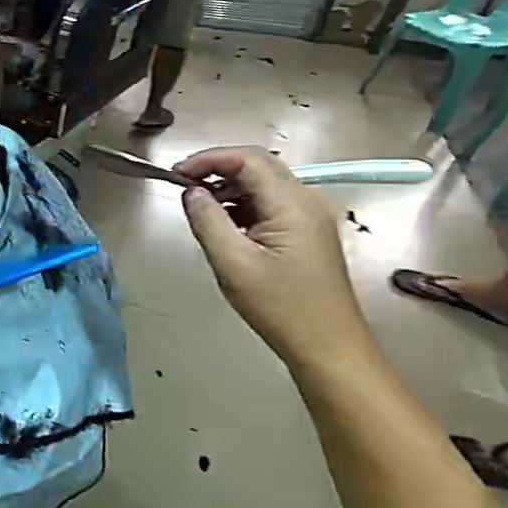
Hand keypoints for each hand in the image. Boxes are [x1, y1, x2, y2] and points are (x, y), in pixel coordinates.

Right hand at [173, 147, 361, 367]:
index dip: (208, 159)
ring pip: (264, 184)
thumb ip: (207, 220)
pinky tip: (225, 225)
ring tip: (199, 207)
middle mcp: (306, 201)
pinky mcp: (309, 233)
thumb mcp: (233, 264)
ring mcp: (311, 216)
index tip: (177, 174)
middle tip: (184, 186)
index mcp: (292, 203)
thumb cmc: (281, 308)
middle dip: (217, 169)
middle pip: (258, 165)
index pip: (247, 159)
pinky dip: (244, 205)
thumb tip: (191, 192)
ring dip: (230, 187)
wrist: (330, 349)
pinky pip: (272, 204)